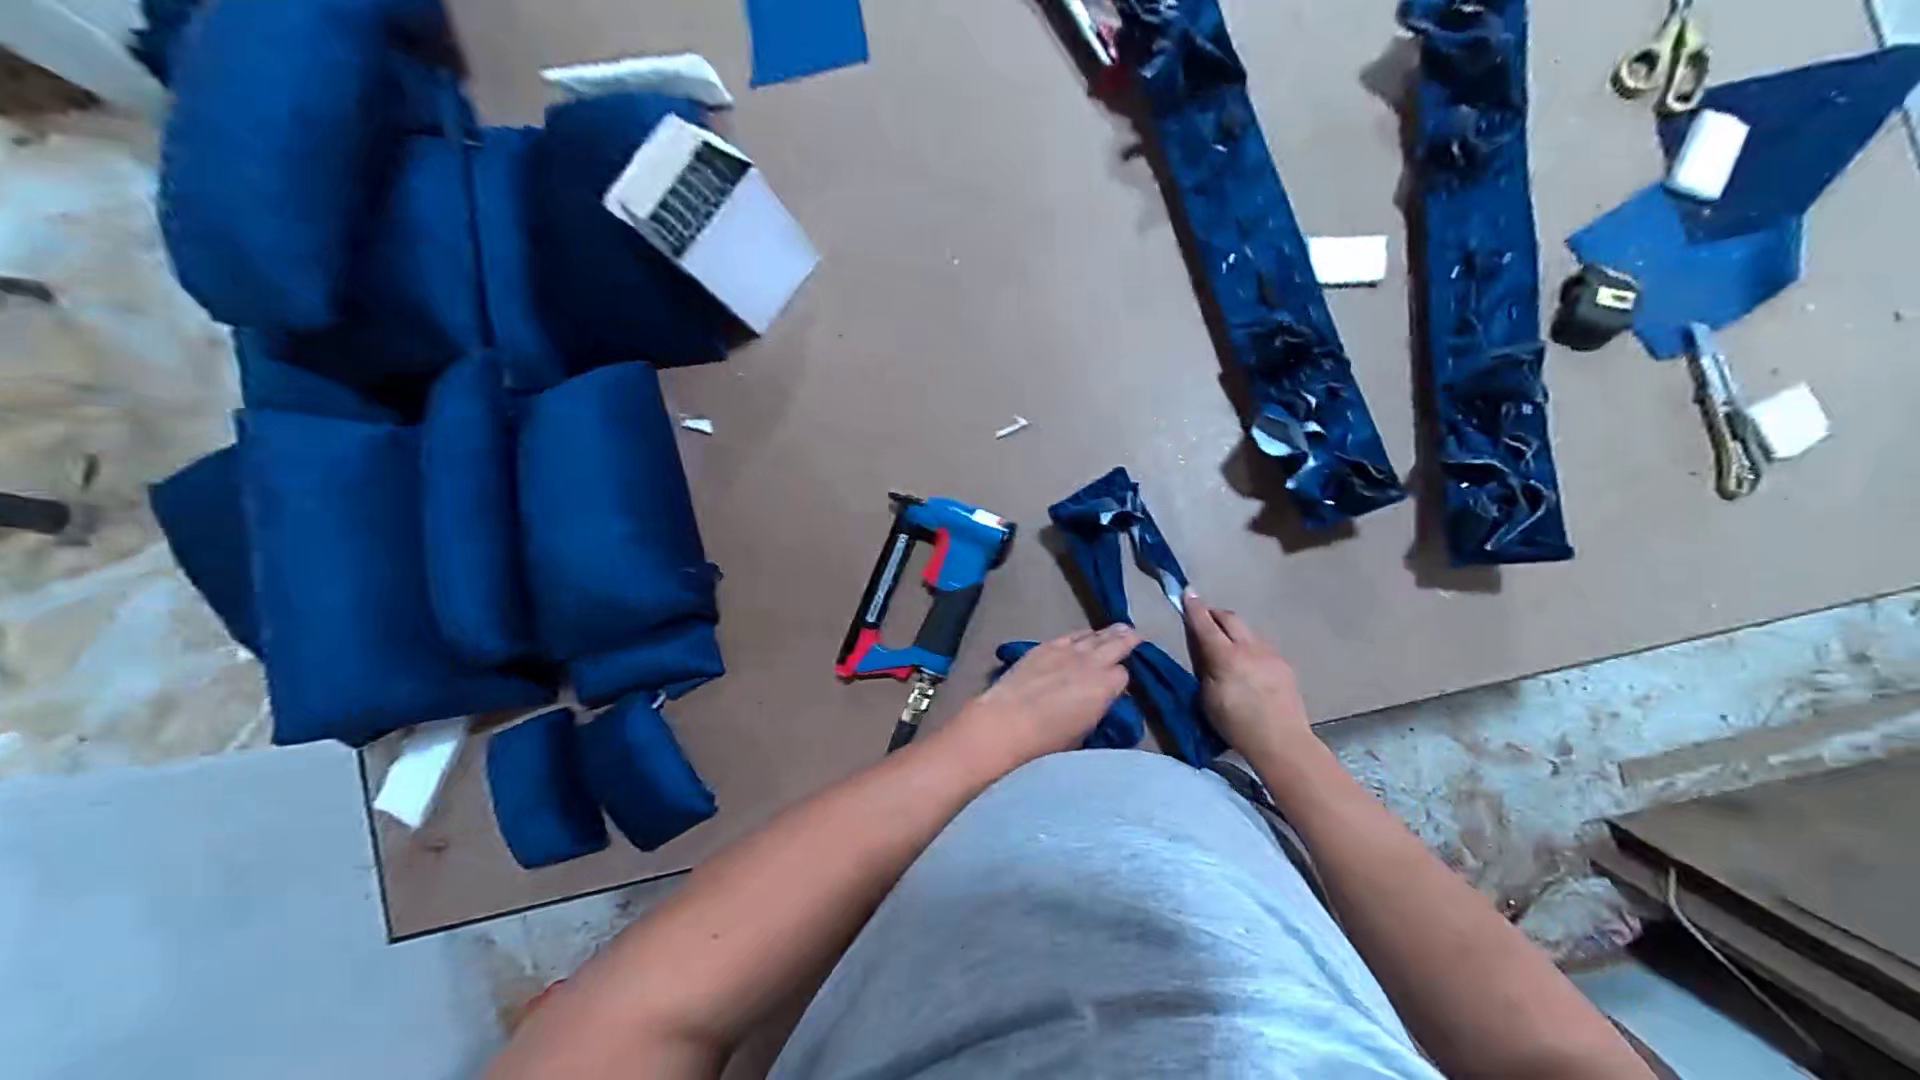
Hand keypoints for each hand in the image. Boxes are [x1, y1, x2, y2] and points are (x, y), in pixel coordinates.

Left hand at [939, 625, 1140, 773]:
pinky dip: (1082, 634)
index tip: (1117, 686)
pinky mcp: (1045, 647)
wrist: (1007, 723)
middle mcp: (1091, 663)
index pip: (1124, 675)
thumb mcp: (1083, 732)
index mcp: (1105, 688)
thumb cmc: (1046, 741)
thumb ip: (1096, 711)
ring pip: (1095, 636)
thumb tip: (1097, 702)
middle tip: (1137, 636)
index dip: (1121, 681)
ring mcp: (1067, 651)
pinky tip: (1087, 634)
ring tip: (1120, 628)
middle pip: (1116, 645)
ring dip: (1108, 633)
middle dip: (1127, 641)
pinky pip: (1071, 635)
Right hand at [1184, 591, 1311, 757]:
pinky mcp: (1284, 665)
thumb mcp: (1207, 698)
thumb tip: (1206, 654)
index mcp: (1226, 657)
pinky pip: (1262, 646)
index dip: (1194, 607)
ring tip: (1226, 643)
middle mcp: (1250, 648)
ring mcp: (1270, 655)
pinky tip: (1248, 663)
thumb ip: (1206, 670)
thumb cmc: (1237, 725)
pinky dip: (1249, 646)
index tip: (1187, 592)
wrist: (1283, 742)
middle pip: (1230, 618)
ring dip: (1234, 630)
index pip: (1205, 624)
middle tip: (1204, 617)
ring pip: (1248, 631)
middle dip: (1215, 613)